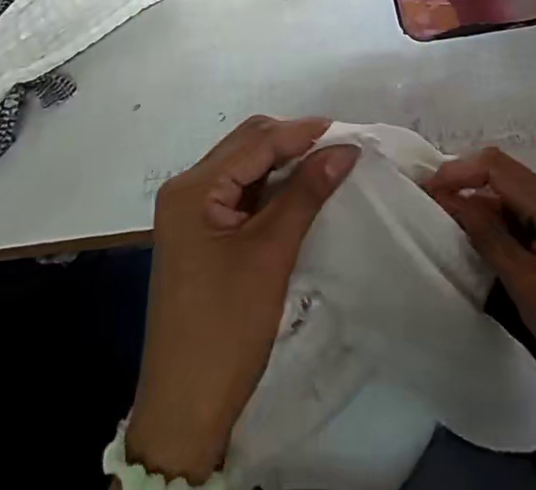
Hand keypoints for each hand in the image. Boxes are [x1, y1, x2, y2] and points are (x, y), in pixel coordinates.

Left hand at [125, 116, 359, 482]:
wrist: (187, 403)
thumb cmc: (227, 326)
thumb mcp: (271, 253)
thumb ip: (306, 193)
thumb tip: (345, 150)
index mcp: (192, 189)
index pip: (255, 142)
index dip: (302, 132)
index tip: (349, 132)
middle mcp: (186, 190)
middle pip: (246, 146)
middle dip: (293, 141)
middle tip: (340, 148)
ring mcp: (191, 213)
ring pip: (245, 168)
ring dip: (284, 163)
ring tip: (328, 164)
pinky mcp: (201, 234)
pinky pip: (241, 194)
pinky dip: (272, 188)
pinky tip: (301, 191)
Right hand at [425, 147, 535, 415]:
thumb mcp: (525, 282)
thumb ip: (485, 233)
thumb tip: (449, 199)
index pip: (496, 166)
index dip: (455, 172)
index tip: (423, 192)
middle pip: (507, 175)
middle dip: (467, 189)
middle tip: (432, 211)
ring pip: (518, 194)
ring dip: (485, 207)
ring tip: (452, 230)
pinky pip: (532, 211)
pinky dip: (506, 222)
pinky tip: (487, 244)